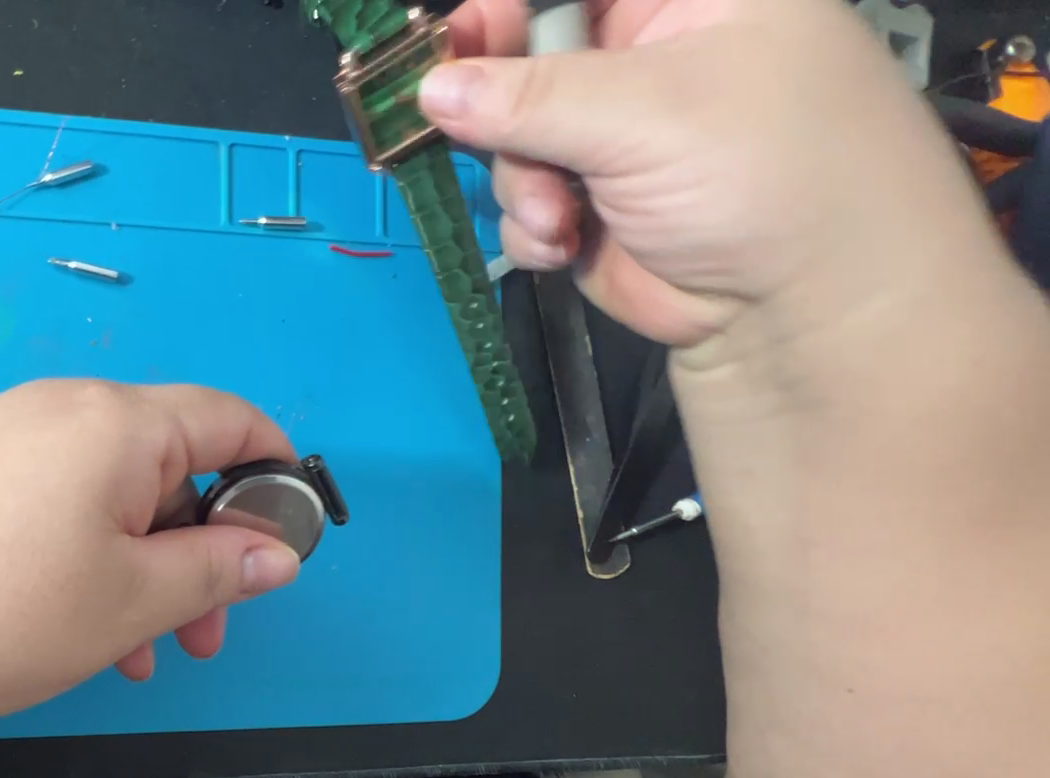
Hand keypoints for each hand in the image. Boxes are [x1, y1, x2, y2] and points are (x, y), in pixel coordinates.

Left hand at [0, 380, 302, 725]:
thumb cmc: (1, 610)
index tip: (288, 529)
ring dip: (142, 568)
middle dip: (198, 550)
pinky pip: (60, 502)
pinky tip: (79, 624)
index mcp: (117, 422)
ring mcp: (10, 435)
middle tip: (202, 633)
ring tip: (136, 651)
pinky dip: (89, 555)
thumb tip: (278, 552)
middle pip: (167, 465)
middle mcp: (64, 408)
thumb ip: (219, 569)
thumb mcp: (132, 600)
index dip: (273, 467)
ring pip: (112, 496)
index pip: (227, 418)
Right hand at [425, 0, 998, 351]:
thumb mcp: (647, 114)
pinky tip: (563, 245)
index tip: (443, 56)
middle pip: (519, 67)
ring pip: (510, 145)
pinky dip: (530, 229)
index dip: (496, 17)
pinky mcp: (582, 205)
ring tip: (558, 220)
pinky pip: (519, 203)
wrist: (794, 301)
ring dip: (522, 188)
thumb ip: (531, 99)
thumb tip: (430, 88)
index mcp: (675, 0)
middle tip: (477, 138)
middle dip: (500, 117)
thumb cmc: (760, 169)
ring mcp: (603, 139)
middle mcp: (634, 61)